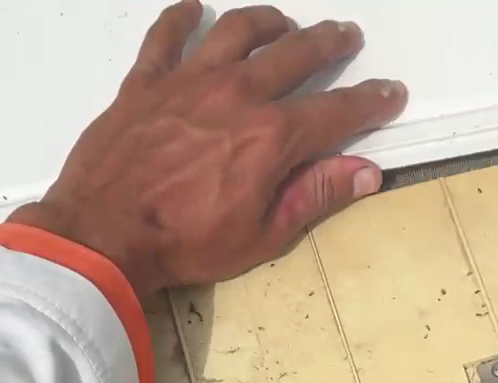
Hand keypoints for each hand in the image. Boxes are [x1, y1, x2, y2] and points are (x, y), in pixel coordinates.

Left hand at [6, 1, 406, 296]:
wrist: (106, 233)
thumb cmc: (188, 244)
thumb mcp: (263, 235)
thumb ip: (315, 196)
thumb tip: (365, 173)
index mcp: (271, 138)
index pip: (335, 111)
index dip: (369, 101)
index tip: (391, 92)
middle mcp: (236, 95)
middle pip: (294, 55)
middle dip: (328, 43)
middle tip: (346, 36)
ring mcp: (188, 81)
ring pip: (236, 31)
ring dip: (267, 21)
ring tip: (283, 22)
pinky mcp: (145, 82)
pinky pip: (166, 35)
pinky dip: (182, 17)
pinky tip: (194, 9)